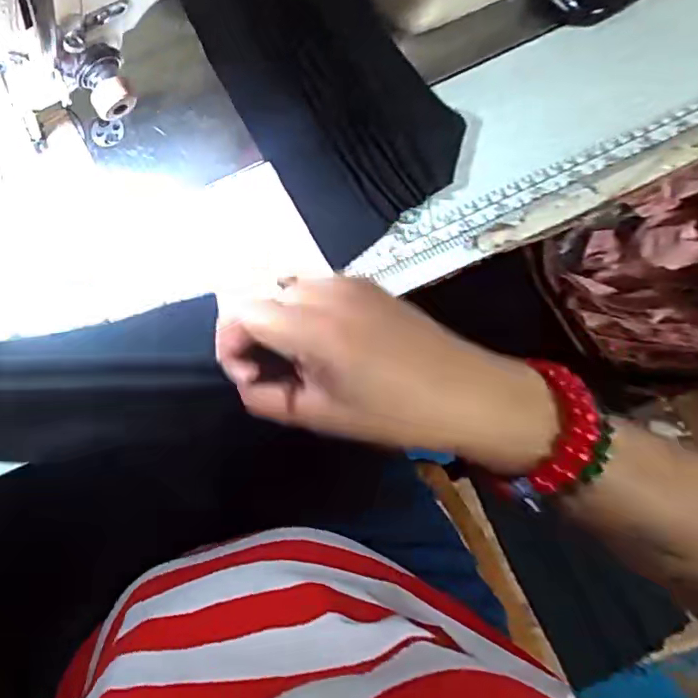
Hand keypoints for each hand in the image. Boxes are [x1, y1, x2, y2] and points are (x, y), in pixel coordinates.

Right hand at [215, 277, 557, 474]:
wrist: (468, 392)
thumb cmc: (393, 413)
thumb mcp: (321, 415)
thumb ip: (266, 398)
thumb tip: (246, 380)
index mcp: (310, 326)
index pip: (240, 314)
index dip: (230, 345)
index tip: (247, 378)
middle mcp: (323, 291)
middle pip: (261, 299)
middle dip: (252, 334)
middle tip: (271, 373)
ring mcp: (347, 281)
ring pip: (286, 290)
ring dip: (278, 321)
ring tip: (300, 358)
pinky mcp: (365, 283)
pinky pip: (315, 288)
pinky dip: (304, 311)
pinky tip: (328, 342)